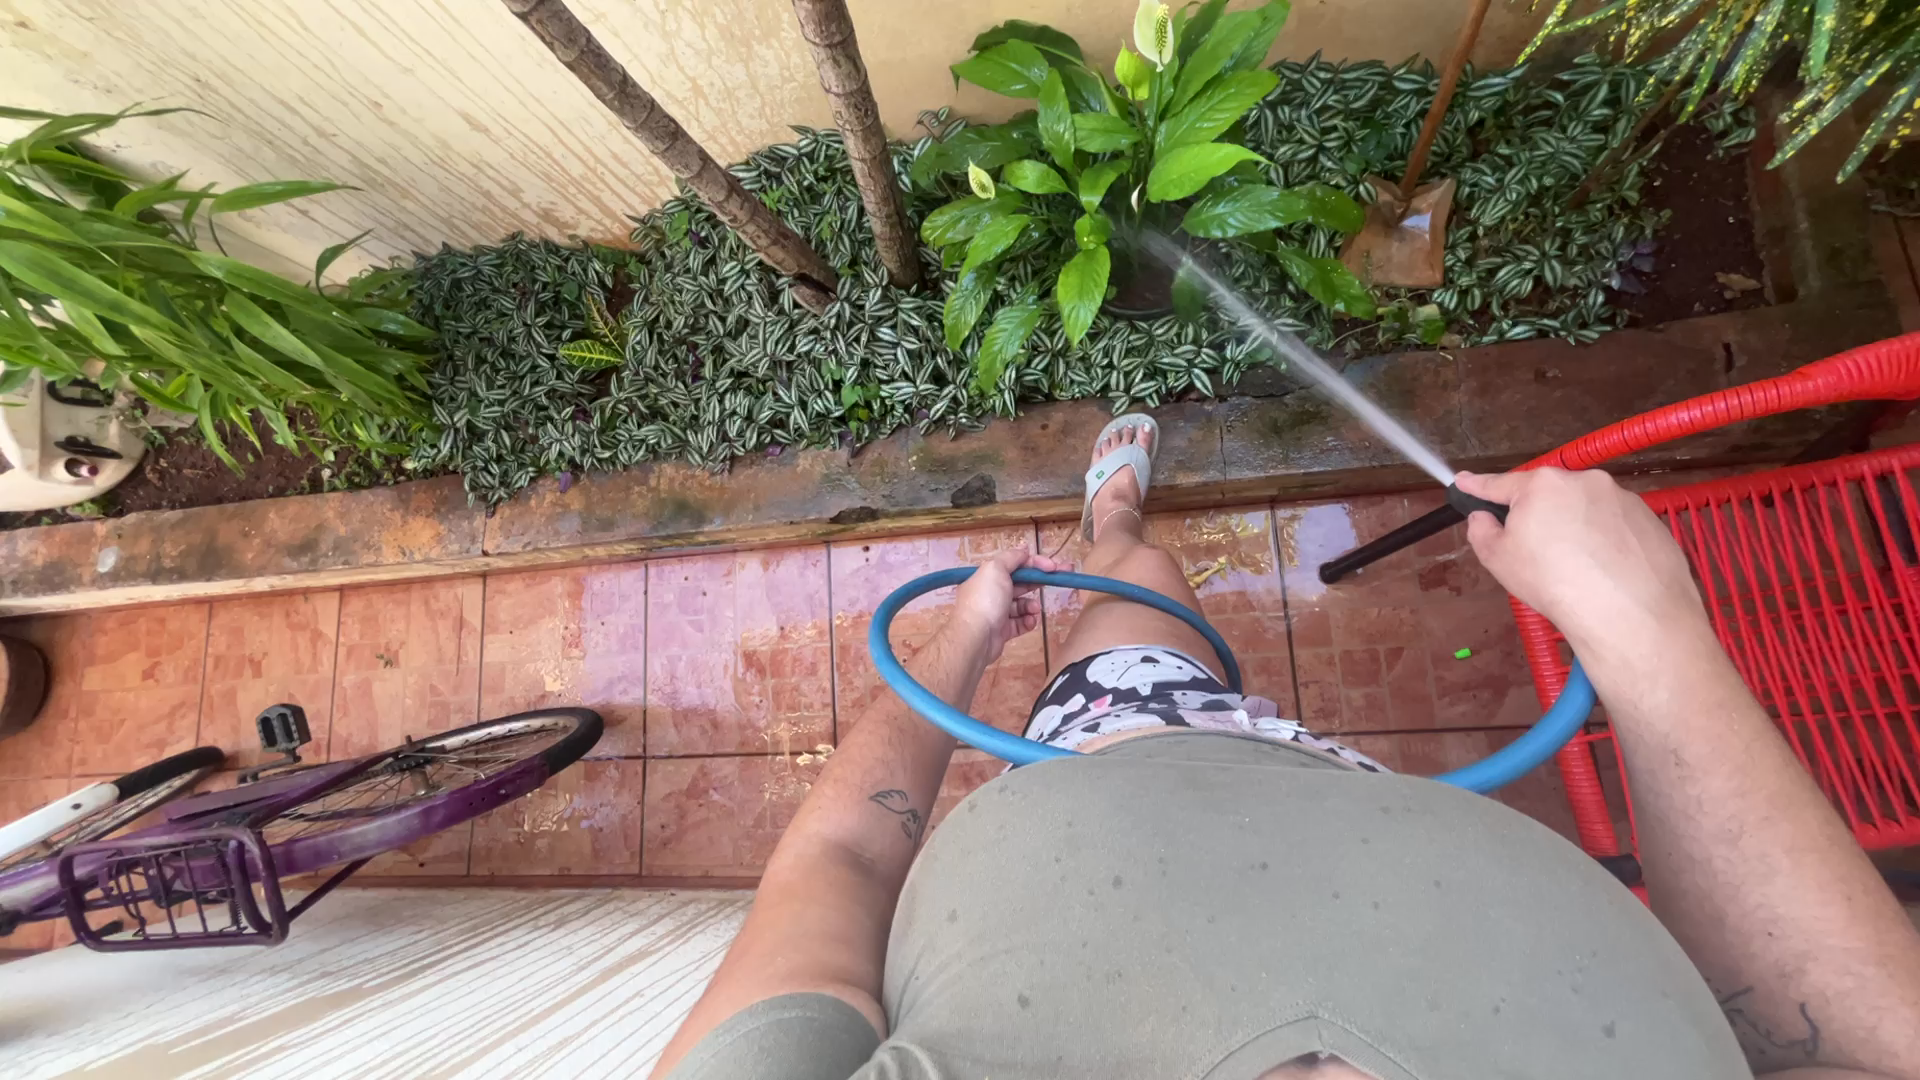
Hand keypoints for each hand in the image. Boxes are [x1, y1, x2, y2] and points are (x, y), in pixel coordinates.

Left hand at [947, 547, 1062, 663]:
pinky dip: (1027, 621)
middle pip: (1020, 583)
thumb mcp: (996, 568)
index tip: (1054, 566)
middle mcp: (990, 593)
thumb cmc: (986, 599)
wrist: (976, 637)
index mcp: (987, 576)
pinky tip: (1030, 621)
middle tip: (1058, 580)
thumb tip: (1024, 550)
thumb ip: (1011, 557)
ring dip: (1031, 605)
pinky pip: (1019, 623)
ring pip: (1021, 604)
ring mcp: (996, 612)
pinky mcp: (1002, 631)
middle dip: (1039, 581)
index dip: (1035, 563)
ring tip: (1034, 609)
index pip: (1015, 564)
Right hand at [1454, 468, 1708, 658]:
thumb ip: (1481, 529)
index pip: (1499, 483)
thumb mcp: (1495, 557)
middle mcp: (1584, 481)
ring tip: (1572, 562)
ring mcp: (1623, 498)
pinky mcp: (1650, 519)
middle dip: (1533, 510)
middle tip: (1529, 545)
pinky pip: (1612, 522)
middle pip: (1546, 492)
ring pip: (1582, 506)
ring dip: (1570, 523)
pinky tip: (1600, 566)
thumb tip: (1485, 517)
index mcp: (1541, 485)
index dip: (1475, 485)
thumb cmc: (1550, 579)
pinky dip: (1601, 537)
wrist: (1628, 610)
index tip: (1462, 481)